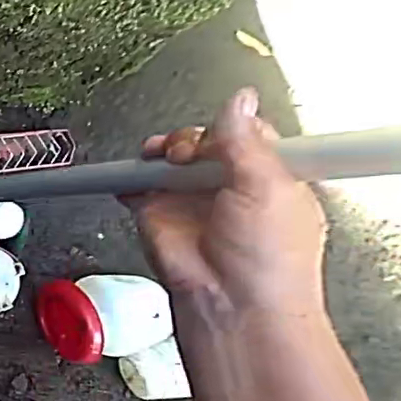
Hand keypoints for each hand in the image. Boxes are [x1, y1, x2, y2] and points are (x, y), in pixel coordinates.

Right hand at [121, 87, 326, 326]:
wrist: (228, 300)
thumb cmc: (268, 261)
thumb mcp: (268, 187)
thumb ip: (246, 141)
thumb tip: (240, 99)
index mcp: (271, 175)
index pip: (248, 132)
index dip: (233, 125)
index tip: (227, 128)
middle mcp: (230, 183)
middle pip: (203, 138)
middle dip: (193, 137)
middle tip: (194, 153)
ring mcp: (191, 196)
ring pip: (169, 155)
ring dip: (164, 150)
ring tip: (167, 161)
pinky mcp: (156, 210)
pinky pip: (136, 182)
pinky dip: (130, 175)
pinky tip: (135, 173)